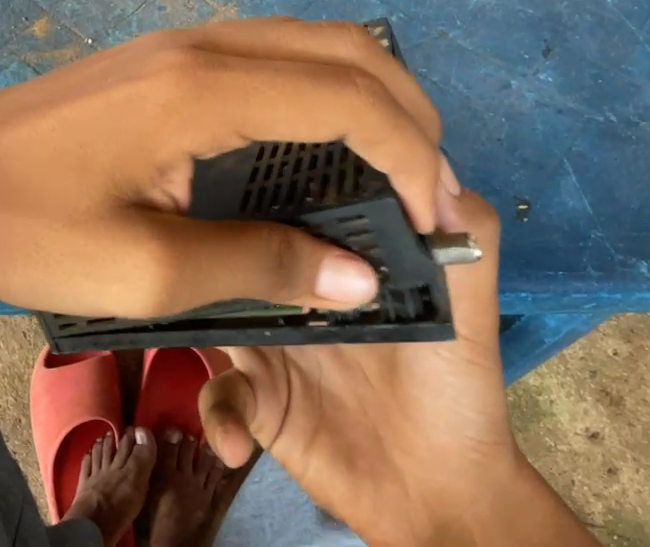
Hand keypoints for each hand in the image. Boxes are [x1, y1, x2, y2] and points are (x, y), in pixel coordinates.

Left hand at [0, 17, 446, 318]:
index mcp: (203, 88)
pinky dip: (311, 91)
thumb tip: (357, 275)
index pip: (347, 97)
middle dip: (405, 109)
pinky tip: (311, 146)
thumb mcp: (147, 269)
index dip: (411, 153)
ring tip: (387, 167)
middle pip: (338, 48)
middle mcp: (198, 45)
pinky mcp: (154, 59)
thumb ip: (262, 264)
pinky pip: (261, 55)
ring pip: (302, 43)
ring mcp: (172, 43)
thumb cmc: (28, 231)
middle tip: (428, 186)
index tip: (432, 217)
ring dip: (359, 94)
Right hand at [198, 166, 595, 544]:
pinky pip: (218, 398)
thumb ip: (468, 235)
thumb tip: (434, 159)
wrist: (441, 490)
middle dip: (208, 244)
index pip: (282, 205)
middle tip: (185, 241)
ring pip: (209, 314)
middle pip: (233, 252)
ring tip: (182, 321)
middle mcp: (287, 287)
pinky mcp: (254, 398)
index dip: (259, 182)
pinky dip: (220, 417)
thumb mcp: (468, 305)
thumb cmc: (453, 385)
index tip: (227, 161)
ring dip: (195, 318)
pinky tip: (237, 441)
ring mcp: (265, 342)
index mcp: (329, 256)